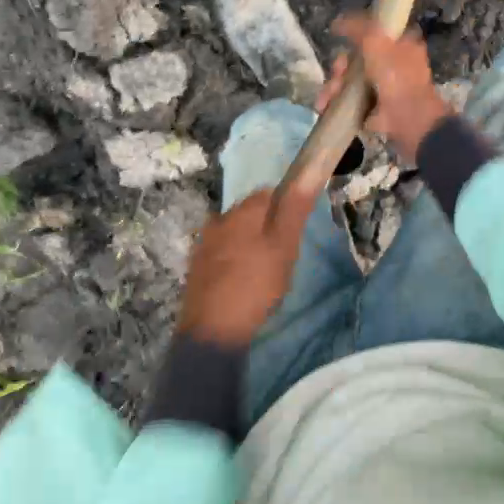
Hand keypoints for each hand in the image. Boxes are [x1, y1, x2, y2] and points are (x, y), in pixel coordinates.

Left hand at [179, 186, 314, 347]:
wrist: (213, 329)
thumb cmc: (256, 284)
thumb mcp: (284, 247)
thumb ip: (294, 209)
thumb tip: (307, 174)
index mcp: (243, 211)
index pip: (269, 193)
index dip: (286, 209)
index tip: (294, 233)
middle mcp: (220, 218)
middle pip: (250, 212)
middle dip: (267, 226)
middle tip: (283, 254)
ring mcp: (204, 242)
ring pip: (235, 232)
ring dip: (249, 243)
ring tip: (263, 271)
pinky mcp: (196, 265)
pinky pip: (222, 252)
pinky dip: (234, 260)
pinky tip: (241, 282)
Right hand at [320, 15, 452, 159]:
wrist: (410, 120)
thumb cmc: (397, 77)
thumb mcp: (378, 43)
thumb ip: (359, 28)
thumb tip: (339, 21)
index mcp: (402, 46)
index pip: (375, 33)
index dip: (356, 35)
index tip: (342, 38)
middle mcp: (394, 65)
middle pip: (358, 59)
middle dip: (341, 67)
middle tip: (338, 73)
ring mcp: (384, 88)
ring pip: (351, 81)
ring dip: (335, 87)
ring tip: (327, 98)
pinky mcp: (375, 109)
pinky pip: (350, 101)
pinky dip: (337, 103)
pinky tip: (325, 106)